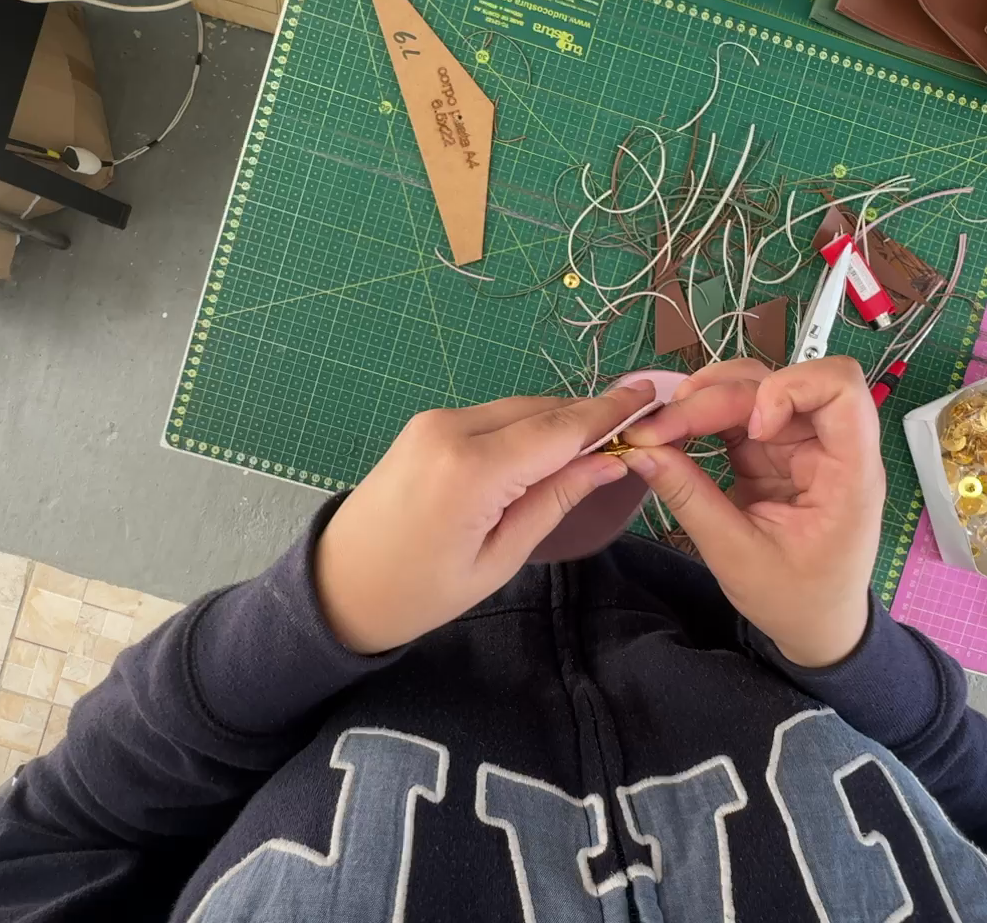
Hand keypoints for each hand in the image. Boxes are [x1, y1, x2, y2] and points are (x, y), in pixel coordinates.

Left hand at [316, 385, 655, 653]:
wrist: (335, 585)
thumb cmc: (419, 592)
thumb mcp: (499, 558)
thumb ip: (555, 500)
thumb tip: (610, 462)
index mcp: (472, 469)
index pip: (559, 429)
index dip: (608, 412)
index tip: (650, 395)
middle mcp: (451, 428)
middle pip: (540, 410)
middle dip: (587, 417)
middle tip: (633, 429)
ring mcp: (434, 421)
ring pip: (517, 408)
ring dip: (557, 421)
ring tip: (596, 442)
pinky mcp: (426, 424)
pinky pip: (492, 416)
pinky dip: (526, 425)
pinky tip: (546, 445)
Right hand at [619, 357, 884, 666]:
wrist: (814, 624)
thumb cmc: (794, 599)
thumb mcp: (737, 556)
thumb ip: (690, 498)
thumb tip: (640, 452)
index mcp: (846, 471)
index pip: (839, 388)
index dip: (791, 389)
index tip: (753, 430)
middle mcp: (826, 444)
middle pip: (775, 383)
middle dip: (713, 398)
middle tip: (656, 430)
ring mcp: (796, 443)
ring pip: (751, 388)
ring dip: (704, 398)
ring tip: (662, 425)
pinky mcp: (770, 450)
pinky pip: (735, 414)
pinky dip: (700, 415)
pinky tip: (671, 430)